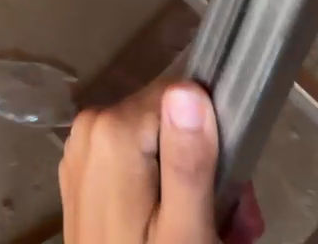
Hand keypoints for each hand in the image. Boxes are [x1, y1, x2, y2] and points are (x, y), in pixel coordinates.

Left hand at [60, 83, 218, 243]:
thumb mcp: (185, 231)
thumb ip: (188, 160)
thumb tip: (188, 89)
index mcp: (113, 129)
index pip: (183, 98)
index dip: (214, 139)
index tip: (233, 192)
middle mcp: (92, 126)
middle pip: (171, 122)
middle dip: (207, 166)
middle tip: (234, 222)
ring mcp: (84, 150)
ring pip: (159, 141)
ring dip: (193, 181)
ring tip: (216, 231)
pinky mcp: (86, 173)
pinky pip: (139, 161)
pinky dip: (165, 189)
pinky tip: (182, 227)